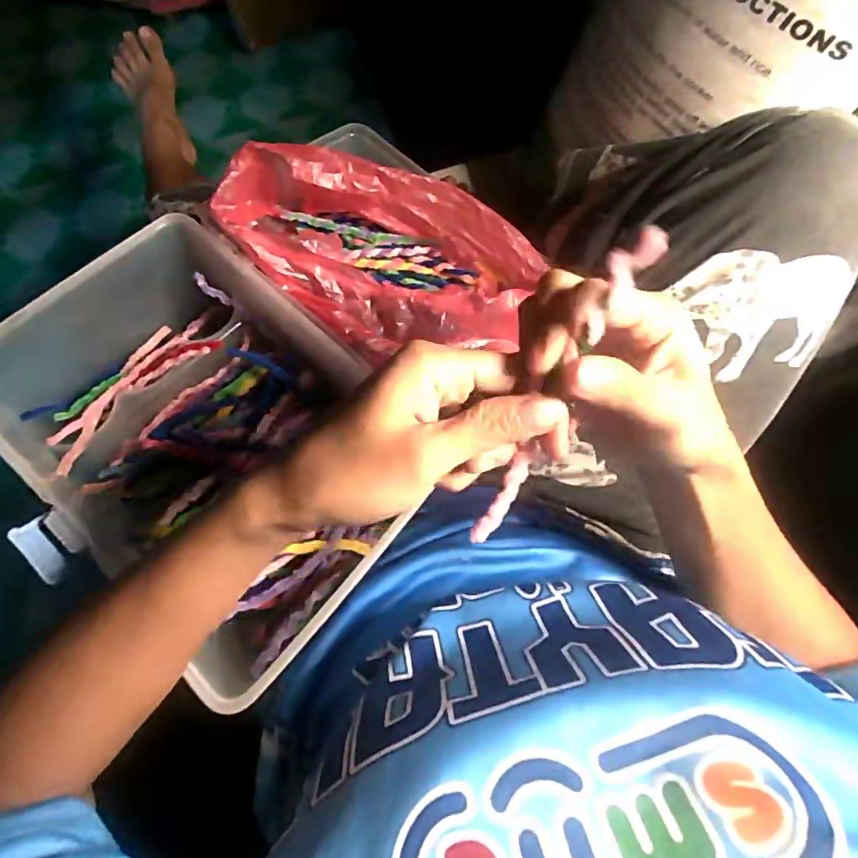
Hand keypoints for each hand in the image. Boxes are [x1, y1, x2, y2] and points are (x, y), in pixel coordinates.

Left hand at [257, 341, 567, 531]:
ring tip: (443, 476)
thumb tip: (555, 405)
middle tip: (469, 469)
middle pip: (500, 396)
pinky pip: (461, 434)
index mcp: (434, 362)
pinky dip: (457, 460)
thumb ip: (493, 427)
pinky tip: (435, 479)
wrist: (300, 495)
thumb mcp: (431, 454)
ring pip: (484, 421)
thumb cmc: (360, 473)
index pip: (512, 369)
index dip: (540, 405)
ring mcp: (427, 393)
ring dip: (475, 456)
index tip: (557, 451)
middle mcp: (434, 368)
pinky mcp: (422, 417)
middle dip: (495, 439)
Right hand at [519, 268, 737, 475]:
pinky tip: (541, 412)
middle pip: (558, 292)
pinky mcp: (566, 350)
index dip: (569, 318)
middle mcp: (614, 310)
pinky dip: (527, 378)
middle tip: (538, 381)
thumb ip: (624, 389)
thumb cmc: (685, 432)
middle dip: (542, 335)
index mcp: (651, 313)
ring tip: (542, 404)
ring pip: (537, 316)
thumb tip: (573, 371)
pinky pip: (530, 348)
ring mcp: (586, 327)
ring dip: (530, 358)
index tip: (549, 363)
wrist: (673, 460)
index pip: (599, 293)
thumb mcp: (666, 415)